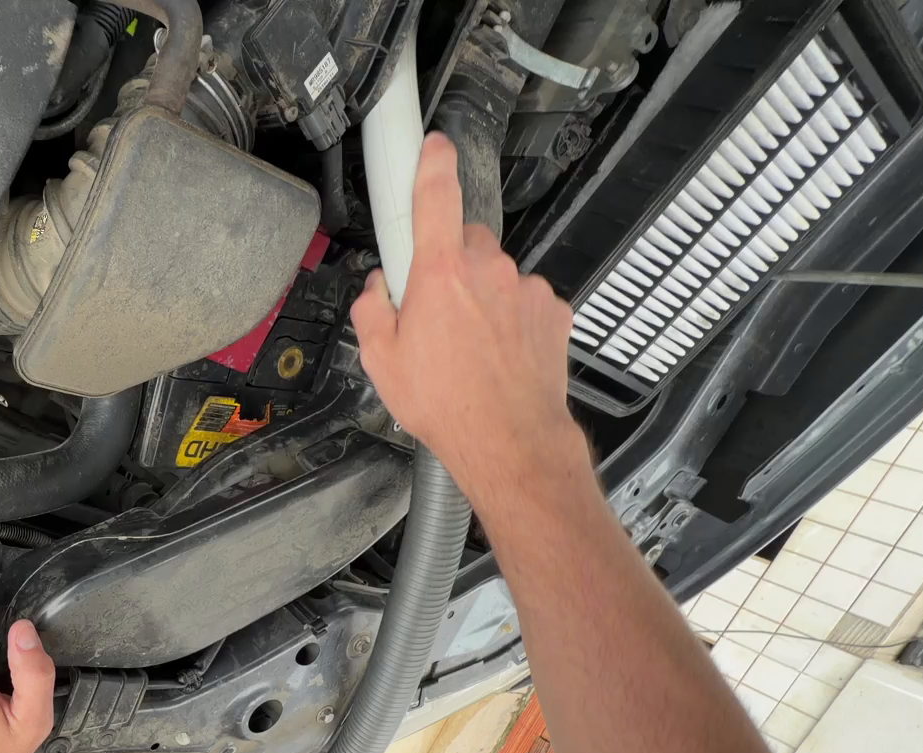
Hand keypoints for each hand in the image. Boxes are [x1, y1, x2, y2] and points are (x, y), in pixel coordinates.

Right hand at [349, 132, 585, 512]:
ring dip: (475, 298)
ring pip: (492, 275)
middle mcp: (487, 270)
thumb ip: (370, 313)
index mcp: (439, 275)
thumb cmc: (443, 402)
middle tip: (428, 312)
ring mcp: (525, 288)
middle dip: (443, 266)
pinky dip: (505, 318)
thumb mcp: (380, 363)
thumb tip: (375, 291)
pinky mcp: (551, 310)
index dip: (431, 165)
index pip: (436, 199)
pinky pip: (520, 300)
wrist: (507, 437)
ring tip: (462, 348)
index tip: (431, 145)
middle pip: (461, 242)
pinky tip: (492, 355)